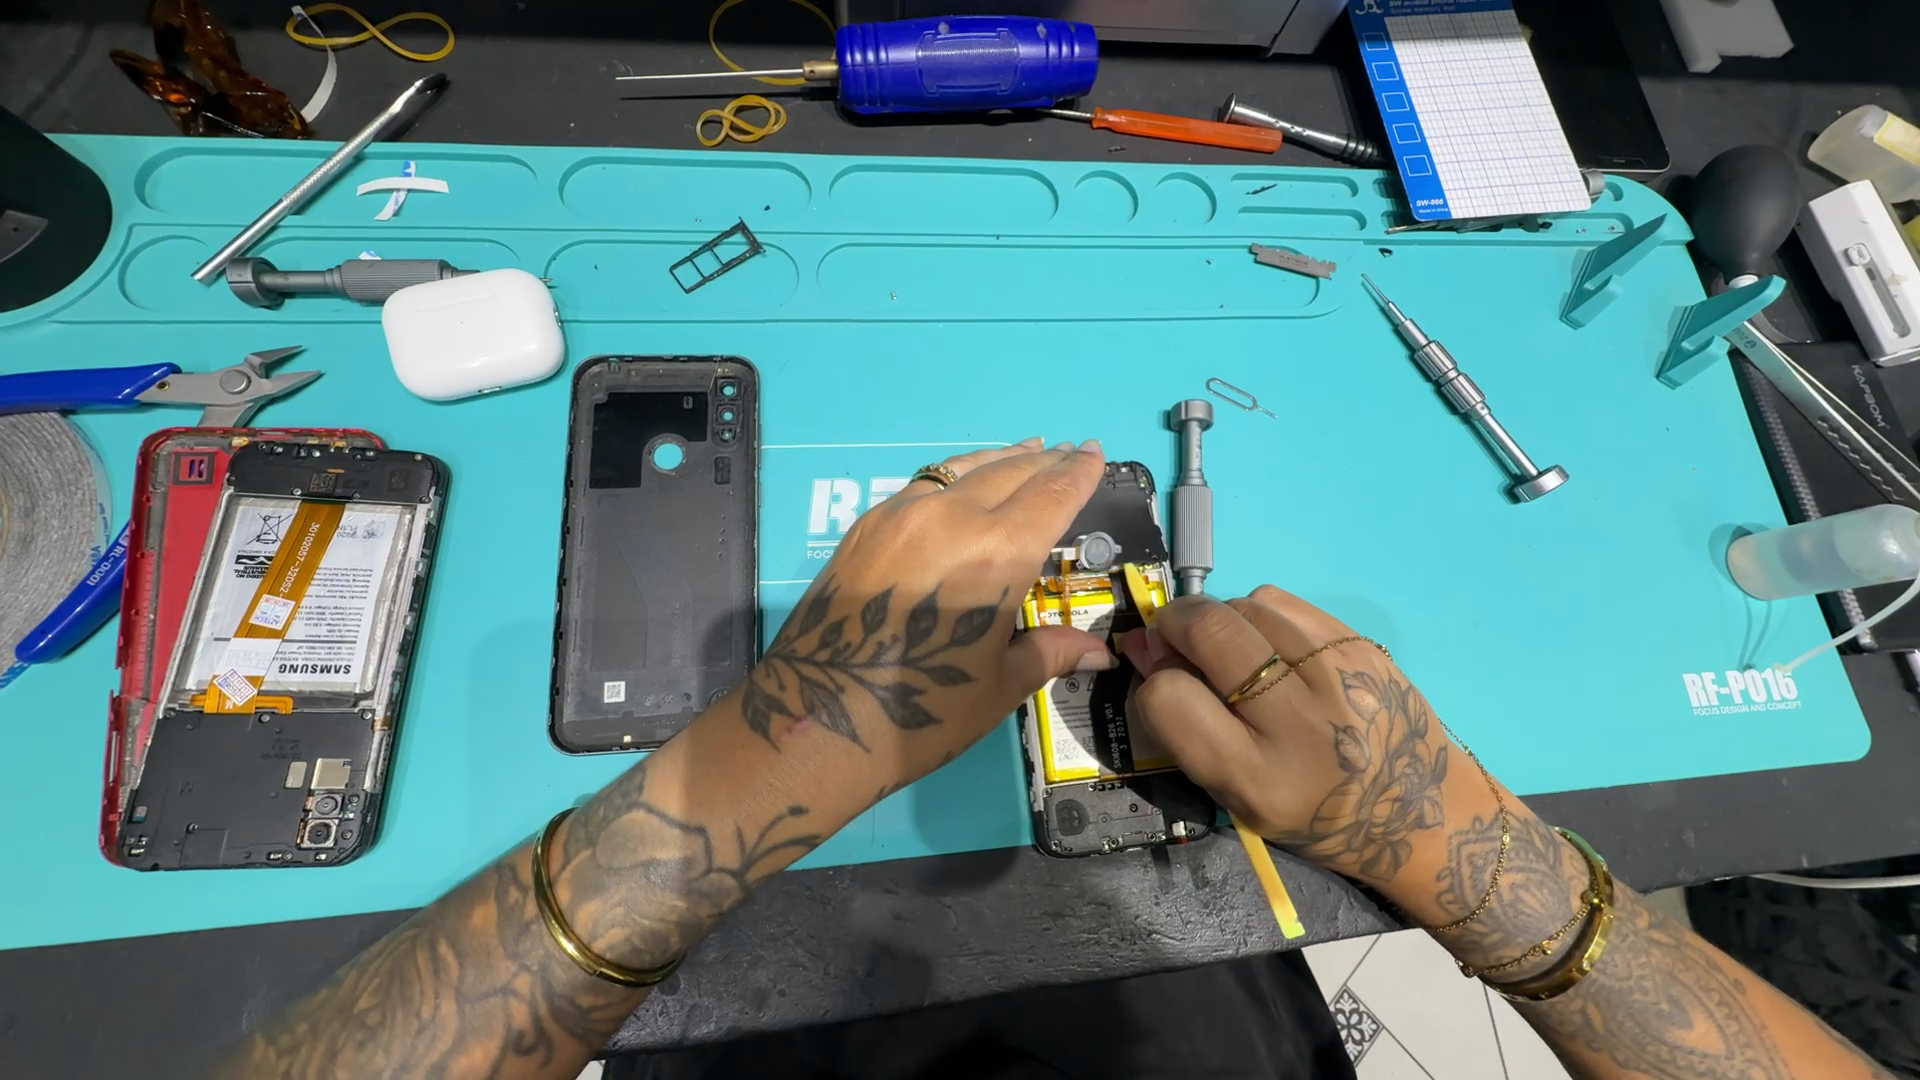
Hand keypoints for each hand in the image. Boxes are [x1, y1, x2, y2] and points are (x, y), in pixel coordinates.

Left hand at [740, 438, 1111, 789]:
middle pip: (1010, 472)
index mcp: (997, 554)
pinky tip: (962, 485)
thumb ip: (1050, 652)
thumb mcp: (999, 685)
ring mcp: (901, 515)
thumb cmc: (923, 710)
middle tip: (1070, 451)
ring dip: (1001, 458)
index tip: (1095, 452)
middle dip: (1047, 461)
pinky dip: (956, 475)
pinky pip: (924, 483)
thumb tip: (1099, 651)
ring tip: (1026, 450)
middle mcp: (952, 518)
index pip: (1051, 496)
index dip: (1078, 473)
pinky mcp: (866, 525)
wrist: (815, 716)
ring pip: (963, 468)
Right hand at [1120, 586, 1459, 886]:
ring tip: (1229, 647)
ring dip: (1217, 618)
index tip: (1162, 681)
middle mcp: (1299, 722)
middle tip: (1174, 636)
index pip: (1168, 697)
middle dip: (1174, 623)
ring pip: (1243, 605)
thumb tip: (1140, 646)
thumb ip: (1182, 724)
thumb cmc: (1313, 815)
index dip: (1153, 681)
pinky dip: (1256, 613)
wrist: (1424, 814)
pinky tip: (1269, 643)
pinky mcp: (1361, 645)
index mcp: (1257, 777)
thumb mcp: (1236, 793)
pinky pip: (1280, 600)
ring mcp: (1337, 675)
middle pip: (1209, 631)